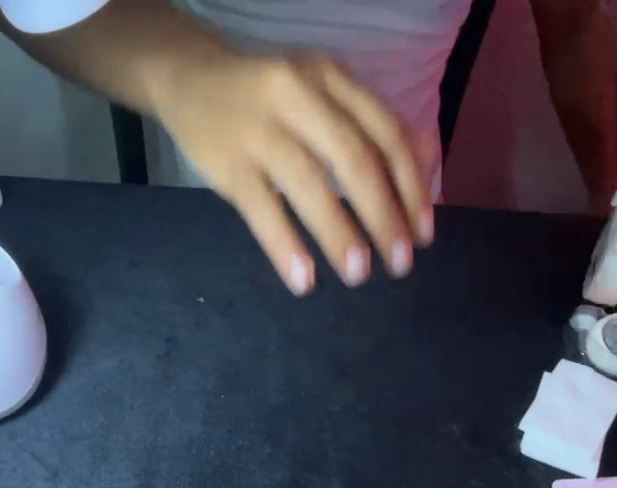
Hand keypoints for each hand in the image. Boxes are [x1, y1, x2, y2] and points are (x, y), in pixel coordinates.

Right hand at [151, 50, 436, 295]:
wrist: (188, 77)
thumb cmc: (269, 99)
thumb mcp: (322, 94)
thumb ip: (370, 126)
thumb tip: (427, 166)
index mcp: (332, 79)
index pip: (384, 135)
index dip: (410, 187)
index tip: (423, 234)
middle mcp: (299, 95)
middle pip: (353, 159)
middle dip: (383, 217)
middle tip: (400, 265)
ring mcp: (259, 128)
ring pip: (309, 184)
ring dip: (339, 234)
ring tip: (358, 275)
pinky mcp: (227, 163)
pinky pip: (261, 210)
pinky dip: (285, 247)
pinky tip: (304, 281)